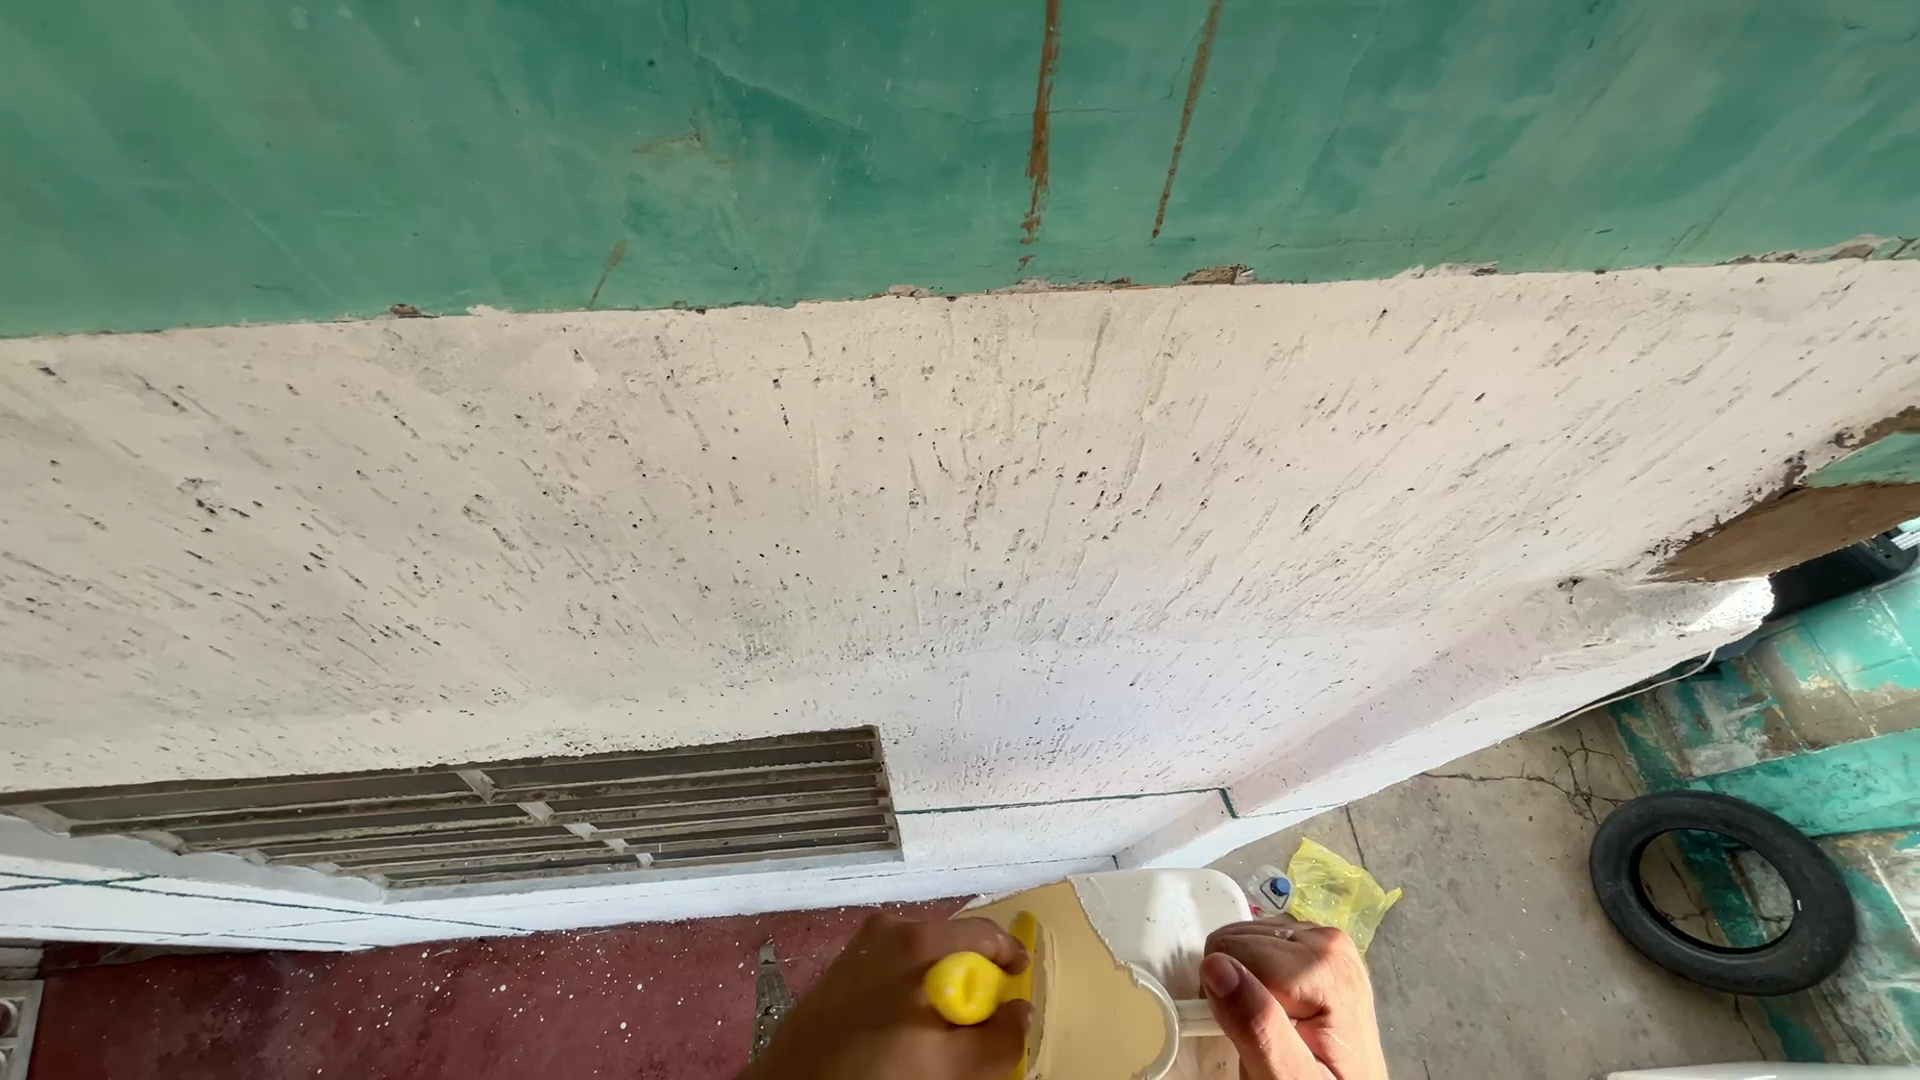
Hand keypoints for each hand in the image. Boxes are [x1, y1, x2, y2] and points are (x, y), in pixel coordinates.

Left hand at [742, 912, 1032, 1079]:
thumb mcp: (947, 1068)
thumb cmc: (874, 1072)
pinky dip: (908, 987)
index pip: (983, 933)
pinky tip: (902, 1025)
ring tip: (939, 1027)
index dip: (1009, 957)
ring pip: (921, 956)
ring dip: (939, 984)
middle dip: (972, 976)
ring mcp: (863, 944)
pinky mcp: (842, 964)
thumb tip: (1020, 1011)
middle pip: (952, 943)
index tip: (1018, 982)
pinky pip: (893, 966)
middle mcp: (892, 928)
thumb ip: (997, 1041)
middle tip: (978, 1016)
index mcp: (919, 941)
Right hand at [1199, 916, 1389, 1079]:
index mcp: (1326, 968)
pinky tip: (1276, 1003)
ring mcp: (1322, 938)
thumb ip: (1259, 1029)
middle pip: (1239, 941)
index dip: (1228, 997)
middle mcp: (1328, 942)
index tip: (1247, 1036)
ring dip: (1243, 979)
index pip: (1237, 955)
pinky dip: (1254, 970)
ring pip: (1241, 938)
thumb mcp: (1289, 1079)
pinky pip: (1255, 939)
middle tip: (1259, 1033)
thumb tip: (1216, 967)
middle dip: (1236, 987)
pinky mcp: (1314, 942)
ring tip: (1271, 1022)